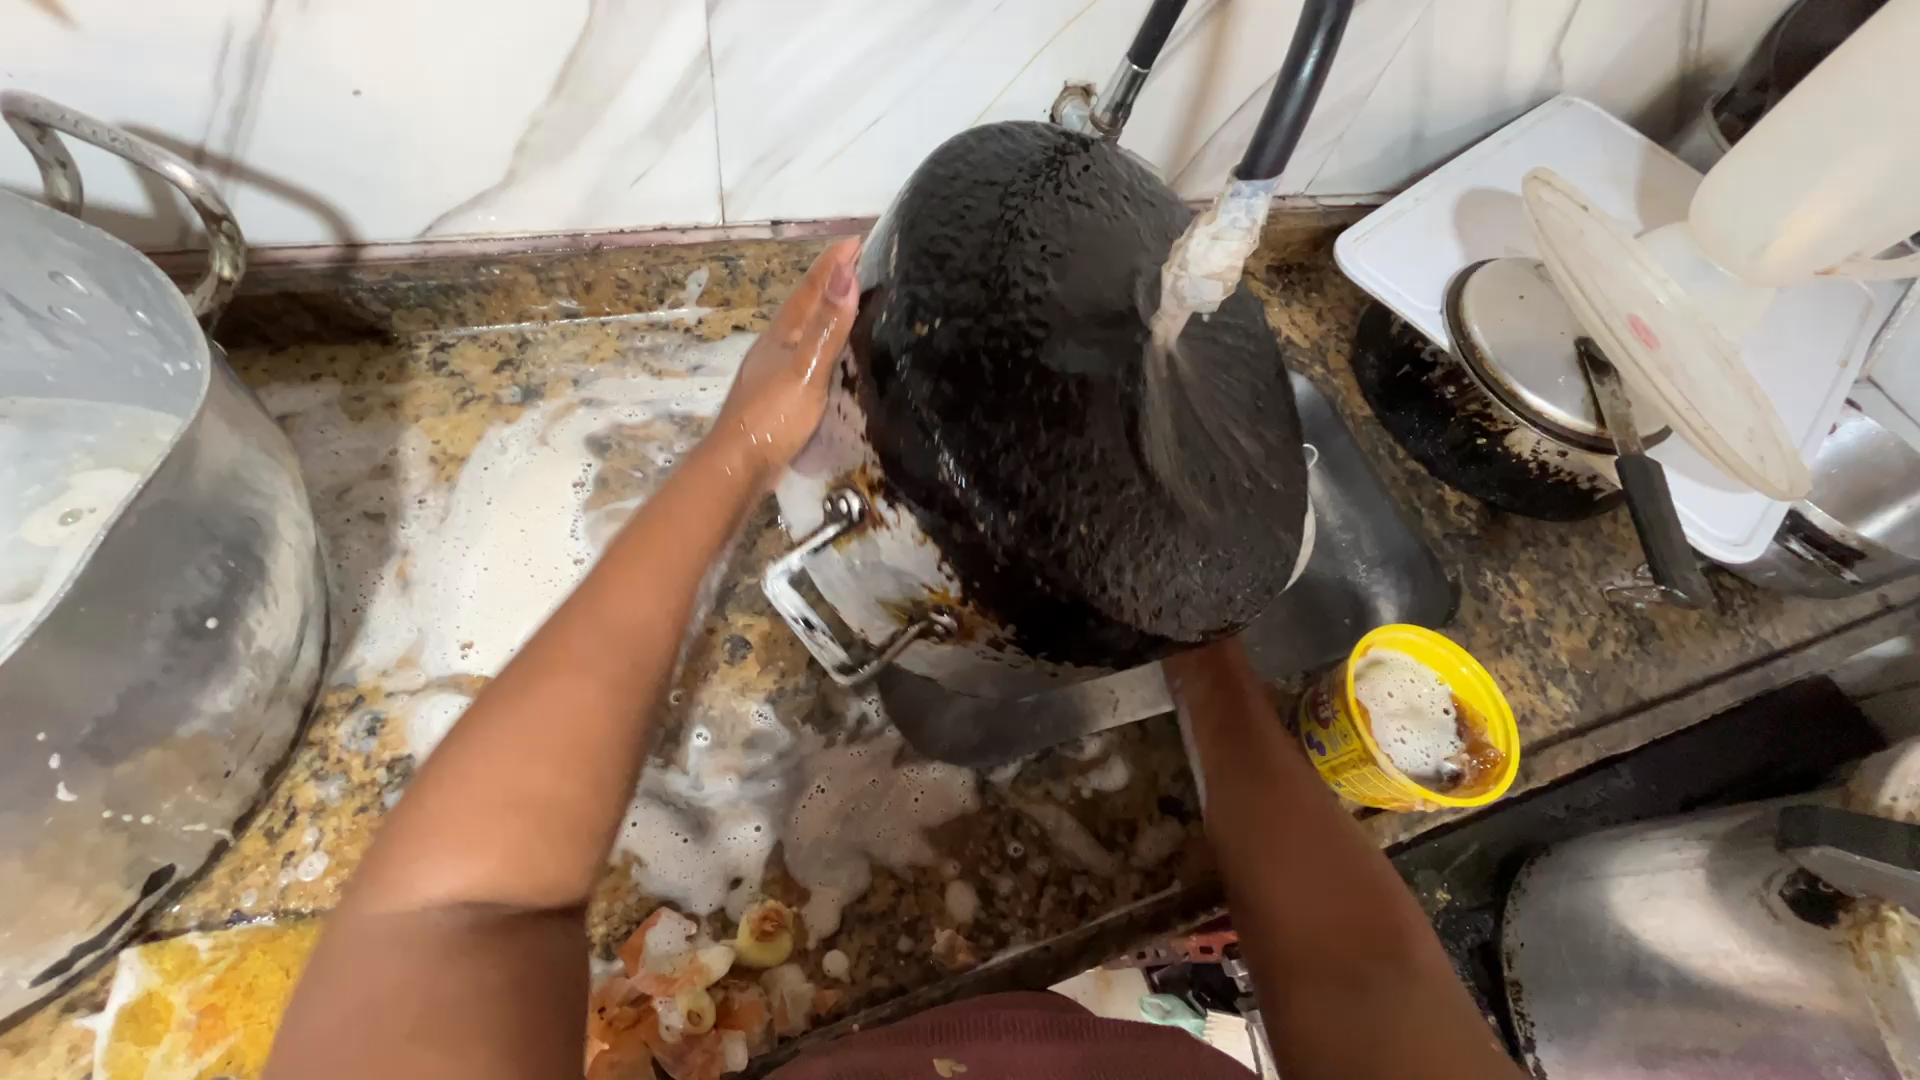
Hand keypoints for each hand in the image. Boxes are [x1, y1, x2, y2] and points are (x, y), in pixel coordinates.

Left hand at [712, 237, 860, 483]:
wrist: (739, 465)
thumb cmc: (772, 417)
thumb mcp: (806, 370)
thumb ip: (828, 327)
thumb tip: (847, 275)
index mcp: (783, 334)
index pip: (812, 288)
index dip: (833, 263)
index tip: (856, 239)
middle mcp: (777, 346)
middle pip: (807, 305)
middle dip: (831, 282)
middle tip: (859, 265)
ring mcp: (775, 371)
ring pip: (805, 331)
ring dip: (826, 313)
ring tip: (851, 304)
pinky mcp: (780, 395)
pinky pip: (807, 357)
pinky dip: (824, 346)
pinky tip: (832, 357)